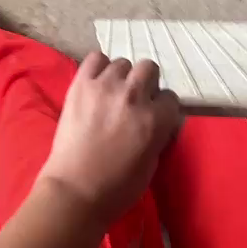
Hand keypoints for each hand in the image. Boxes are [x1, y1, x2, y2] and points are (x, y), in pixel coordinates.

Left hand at [37, 52, 182, 221]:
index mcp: (154, 120)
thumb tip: (159, 119)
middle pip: (149, 68)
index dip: (163, 107)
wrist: (75, 189)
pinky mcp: (81, 83)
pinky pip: (95, 58)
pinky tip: (97, 82)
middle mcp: (133, 96)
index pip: (171, 97)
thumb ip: (158, 134)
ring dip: (122, 77)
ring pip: (123, 63)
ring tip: (113, 93)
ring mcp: (105, 86)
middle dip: (146, 84)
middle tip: (136, 100)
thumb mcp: (151, 164)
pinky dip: (99, 67)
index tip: (156, 115)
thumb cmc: (118, 187)